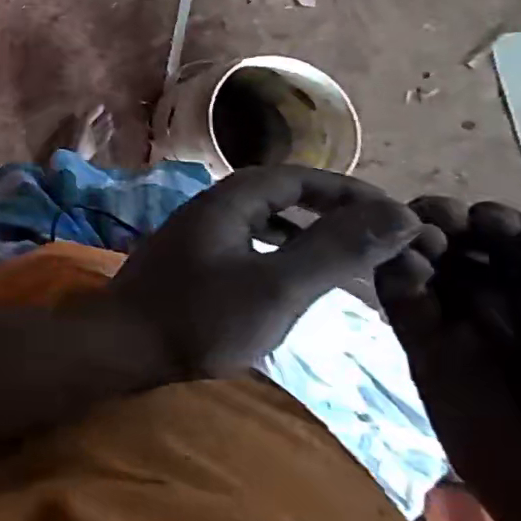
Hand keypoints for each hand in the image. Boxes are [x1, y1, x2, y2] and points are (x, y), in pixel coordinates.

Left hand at [106, 165, 422, 378]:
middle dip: (330, 207)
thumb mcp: (278, 286)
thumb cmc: (201, 315)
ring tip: (354, 255)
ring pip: (262, 218)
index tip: (394, 211)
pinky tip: (302, 277)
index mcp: (223, 203)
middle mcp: (207, 209)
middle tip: (381, 233)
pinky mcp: (193, 262)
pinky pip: (249, 242)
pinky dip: (284, 251)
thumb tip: (397, 213)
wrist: (124, 343)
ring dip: (308, 230)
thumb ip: (333, 249)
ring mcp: (195, 235)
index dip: (345, 189)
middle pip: (276, 193)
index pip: (291, 176)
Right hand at [377, 199, 520, 520]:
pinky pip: (402, 309)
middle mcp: (516, 317)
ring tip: (416, 238)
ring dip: (413, 245)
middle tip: (431, 216)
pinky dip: (393, 279)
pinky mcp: (427, 358)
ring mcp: (467, 337)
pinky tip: (400, 265)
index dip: (498, 224)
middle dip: (446, 225)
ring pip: (427, 273)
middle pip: (467, 253)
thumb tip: (519, 220)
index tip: (480, 215)